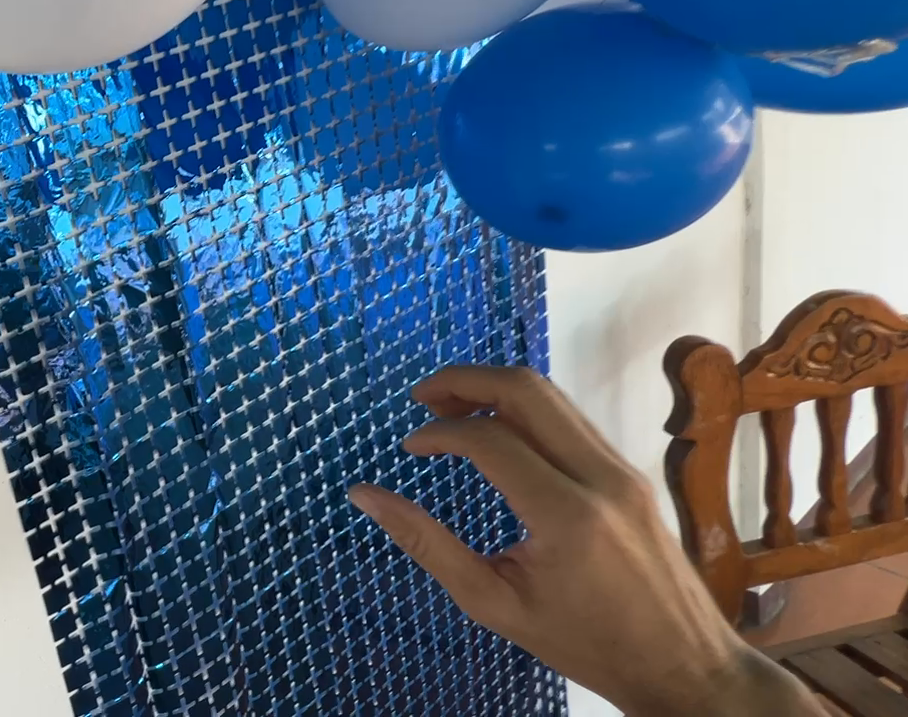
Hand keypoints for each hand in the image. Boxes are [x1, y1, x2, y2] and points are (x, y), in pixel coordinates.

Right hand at [349, 367, 820, 716]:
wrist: (693, 674)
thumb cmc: (585, 643)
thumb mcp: (491, 602)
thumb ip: (424, 542)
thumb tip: (361, 493)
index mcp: (567, 515)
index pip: (487, 437)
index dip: (436, 432)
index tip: (411, 449)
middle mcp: (601, 478)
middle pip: (525, 389)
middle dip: (462, 380)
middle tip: (422, 399)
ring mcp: (622, 471)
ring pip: (549, 394)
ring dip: (490, 387)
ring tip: (448, 407)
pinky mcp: (629, 473)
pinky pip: (566, 415)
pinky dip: (517, 405)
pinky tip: (491, 427)